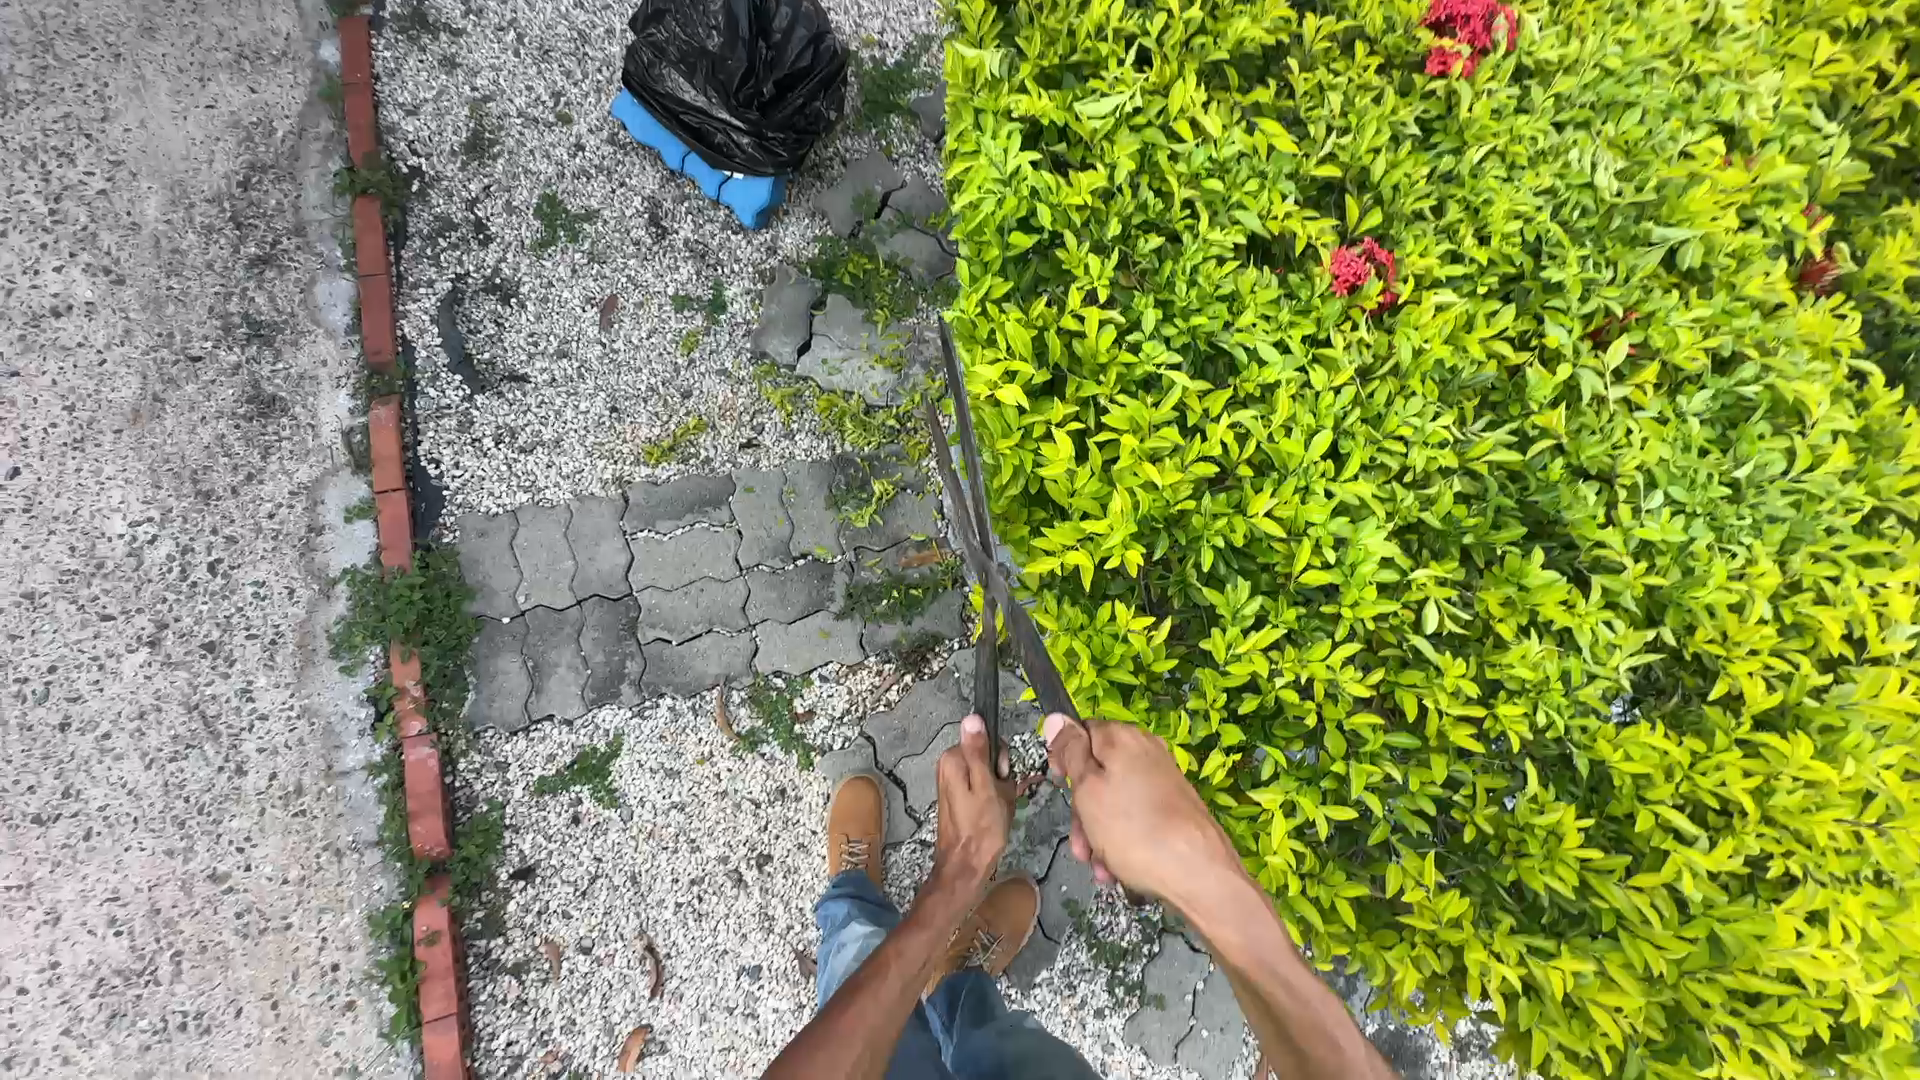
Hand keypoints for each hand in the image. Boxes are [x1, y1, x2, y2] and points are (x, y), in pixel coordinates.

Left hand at [932, 714, 1015, 893]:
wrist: (967, 866)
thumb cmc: (981, 829)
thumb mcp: (986, 787)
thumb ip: (980, 751)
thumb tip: (973, 717)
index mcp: (953, 759)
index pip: (988, 740)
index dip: (1001, 760)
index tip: (1002, 779)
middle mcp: (948, 766)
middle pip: (988, 755)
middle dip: (1001, 775)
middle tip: (1000, 797)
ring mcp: (953, 782)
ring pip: (989, 773)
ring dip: (1000, 789)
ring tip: (998, 808)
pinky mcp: (960, 796)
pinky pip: (984, 787)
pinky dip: (994, 798)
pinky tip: (995, 813)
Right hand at [1043, 714, 1246, 912]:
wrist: (1199, 873)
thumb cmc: (1135, 830)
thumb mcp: (1087, 788)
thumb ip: (1070, 751)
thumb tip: (1056, 717)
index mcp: (1121, 737)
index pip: (1080, 732)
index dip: (1064, 758)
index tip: (1059, 784)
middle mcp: (1145, 749)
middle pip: (1097, 770)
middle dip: (1082, 807)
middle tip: (1080, 840)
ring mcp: (1163, 777)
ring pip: (1115, 797)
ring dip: (1099, 829)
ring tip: (1099, 863)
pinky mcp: (1175, 805)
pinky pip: (1137, 814)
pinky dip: (1124, 836)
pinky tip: (1118, 866)